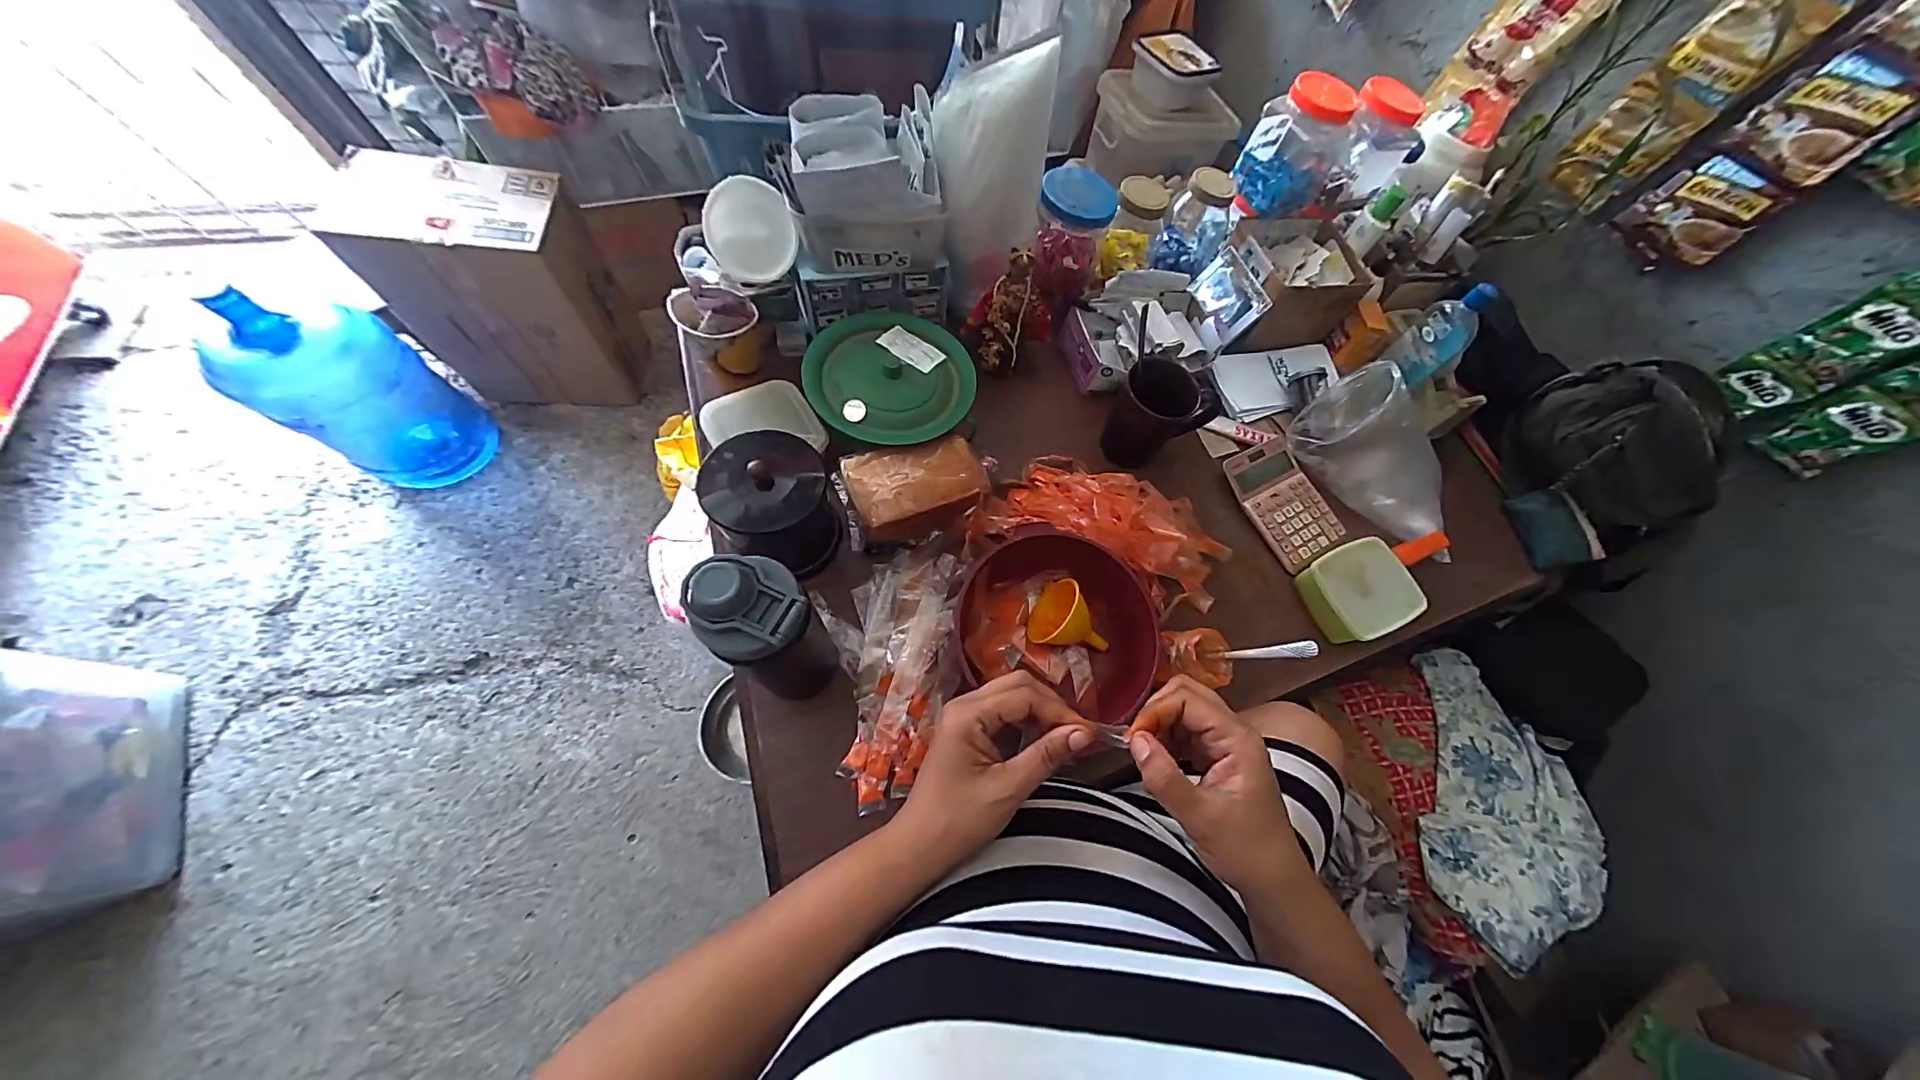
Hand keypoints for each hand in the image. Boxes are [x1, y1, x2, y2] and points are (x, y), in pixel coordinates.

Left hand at [890, 672, 1095, 871]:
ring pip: (1011, 694)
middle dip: (1052, 705)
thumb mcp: (1008, 789)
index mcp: (968, 714)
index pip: (1025, 695)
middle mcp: (963, 704)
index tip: (1088, 734)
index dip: (1060, 711)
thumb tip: (1084, 734)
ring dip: (1041, 710)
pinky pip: (1002, 710)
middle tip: (1078, 734)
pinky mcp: (966, 728)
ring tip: (1066, 736)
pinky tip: (1043, 738)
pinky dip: (1026, 719)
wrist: (919, 845)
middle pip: (1018, 685)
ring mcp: (962, 714)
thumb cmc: (959, 821)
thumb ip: (1045, 756)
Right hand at [1126, 677, 1308, 895]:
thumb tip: (1135, 741)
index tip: (1134, 738)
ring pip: (1184, 709)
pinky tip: (1155, 757)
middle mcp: (1233, 732)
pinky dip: (1165, 737)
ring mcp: (1225, 742)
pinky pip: (1185, 730)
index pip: (1188, 699)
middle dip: (1156, 709)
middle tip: (1136, 738)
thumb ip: (1165, 777)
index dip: (1156, 711)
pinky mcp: (1216, 755)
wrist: (1273, 879)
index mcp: (1237, 739)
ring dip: (1159, 722)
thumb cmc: (1246, 851)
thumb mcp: (1200, 817)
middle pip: (1187, 693)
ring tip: (1142, 749)